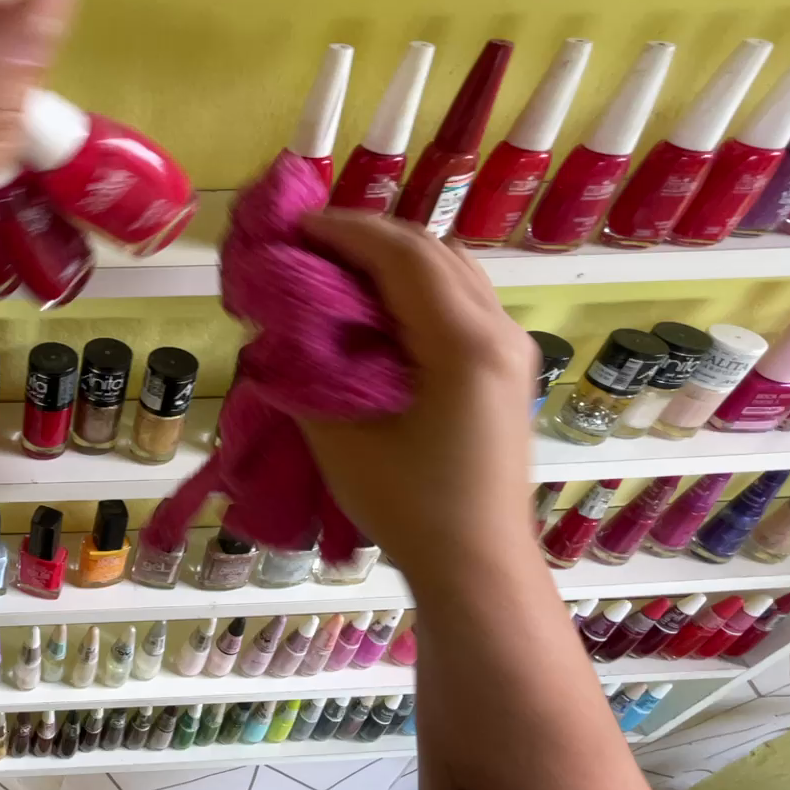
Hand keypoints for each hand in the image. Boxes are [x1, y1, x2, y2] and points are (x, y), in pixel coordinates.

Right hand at [294, 212, 539, 577]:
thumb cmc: (407, 504)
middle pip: (434, 251)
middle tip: (308, 245)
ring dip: (393, 258)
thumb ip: (307, 375)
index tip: (295, 228)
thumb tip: (280, 332)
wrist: (475, 561)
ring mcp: (509, 348)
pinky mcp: (503, 366)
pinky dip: (412, 285)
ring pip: (452, 271)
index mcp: (463, 345)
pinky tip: (374, 307)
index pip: (404, 257)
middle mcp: (498, 332)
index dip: (346, 231)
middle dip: (368, 236)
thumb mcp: (338, 438)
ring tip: (335, 268)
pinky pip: (458, 300)